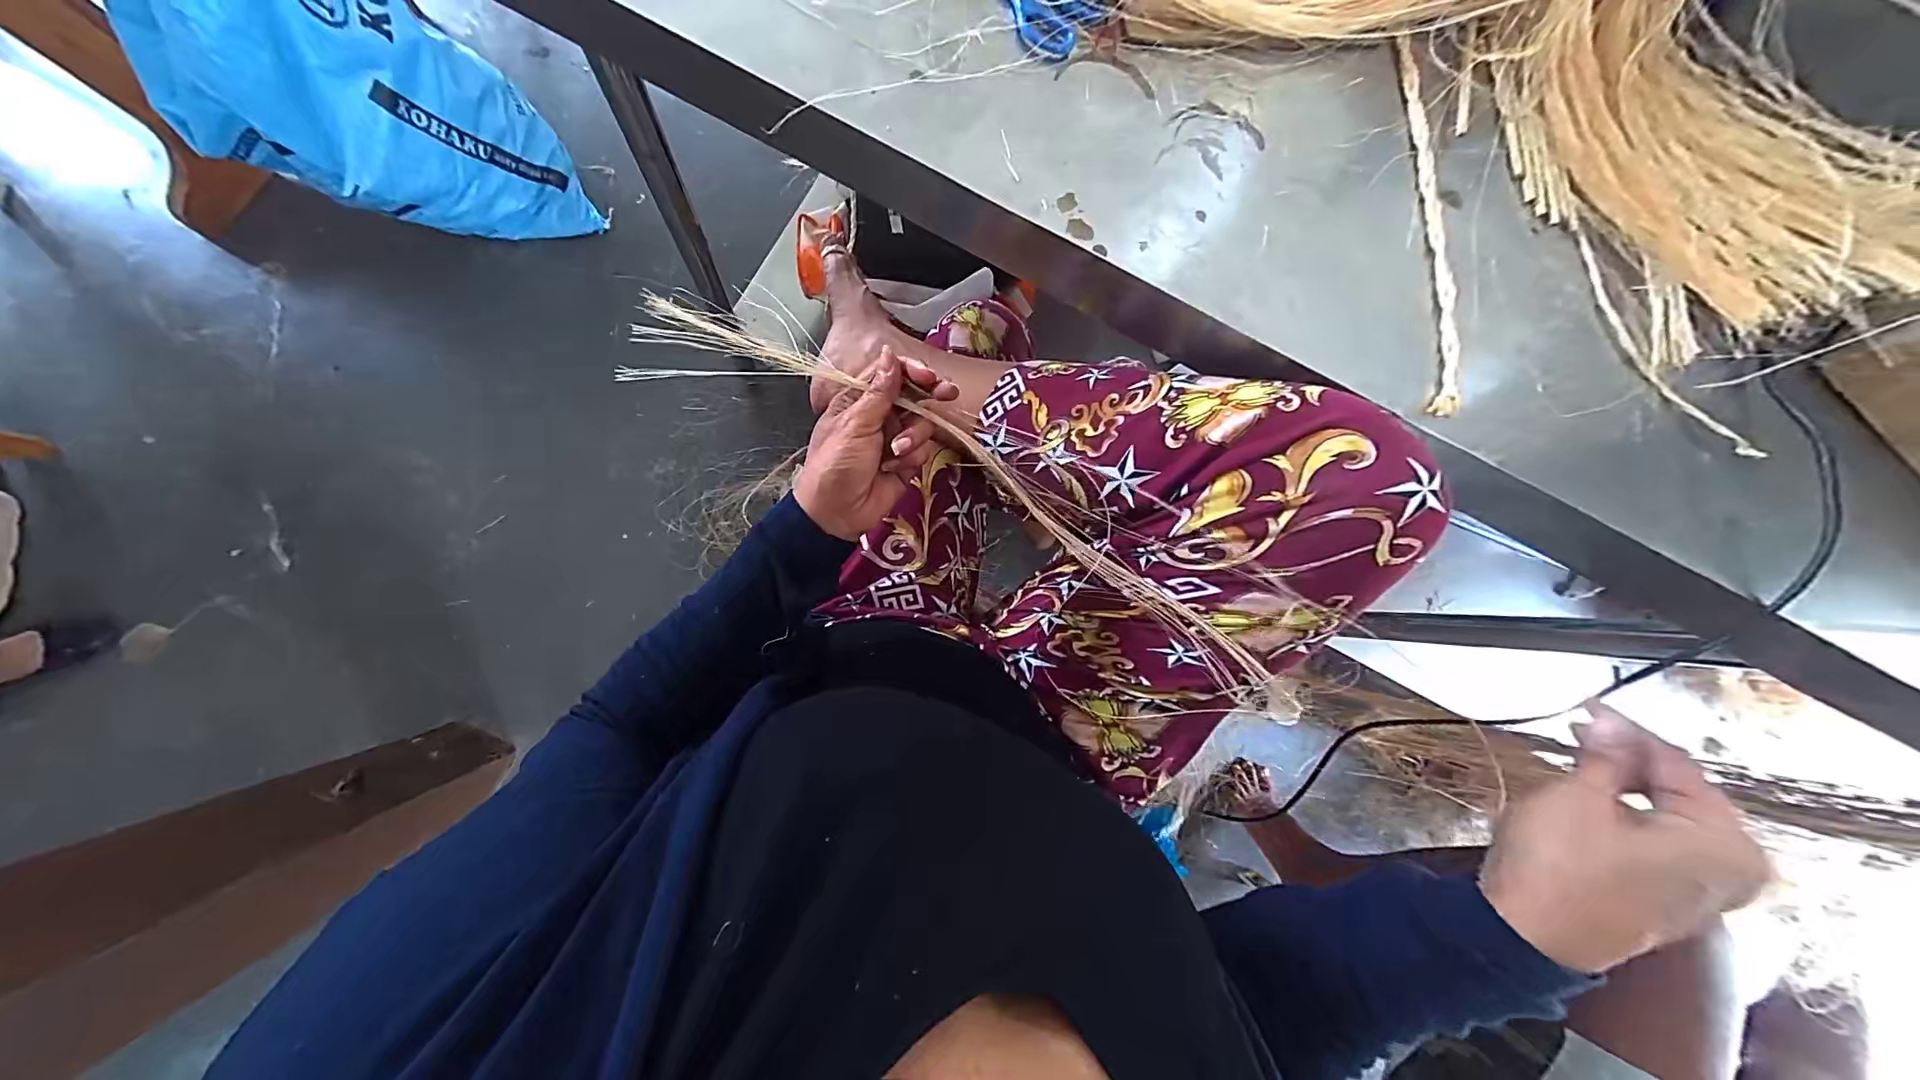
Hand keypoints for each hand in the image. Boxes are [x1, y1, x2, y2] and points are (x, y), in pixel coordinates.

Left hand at [793, 347, 958, 540]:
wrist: (837, 513)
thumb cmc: (836, 464)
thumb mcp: (855, 423)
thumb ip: (879, 391)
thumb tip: (889, 354)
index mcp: (859, 400)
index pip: (891, 375)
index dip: (911, 372)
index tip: (927, 377)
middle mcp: (880, 415)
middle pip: (914, 396)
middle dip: (929, 397)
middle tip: (947, 393)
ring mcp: (894, 438)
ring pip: (922, 424)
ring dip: (914, 436)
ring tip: (897, 451)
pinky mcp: (907, 461)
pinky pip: (923, 449)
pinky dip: (913, 456)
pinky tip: (895, 467)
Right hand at [1479, 705, 1771, 973]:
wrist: (1529, 930)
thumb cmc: (1559, 865)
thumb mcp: (1578, 796)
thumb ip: (1604, 756)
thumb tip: (1612, 723)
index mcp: (1723, 843)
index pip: (1676, 764)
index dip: (1626, 730)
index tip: (1591, 708)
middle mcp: (1728, 870)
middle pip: (1675, 792)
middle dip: (1625, 760)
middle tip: (1581, 731)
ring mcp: (1699, 890)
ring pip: (1661, 816)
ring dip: (1619, 785)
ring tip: (1577, 759)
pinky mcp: (1664, 898)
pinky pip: (1652, 841)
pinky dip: (1621, 814)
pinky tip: (1585, 797)